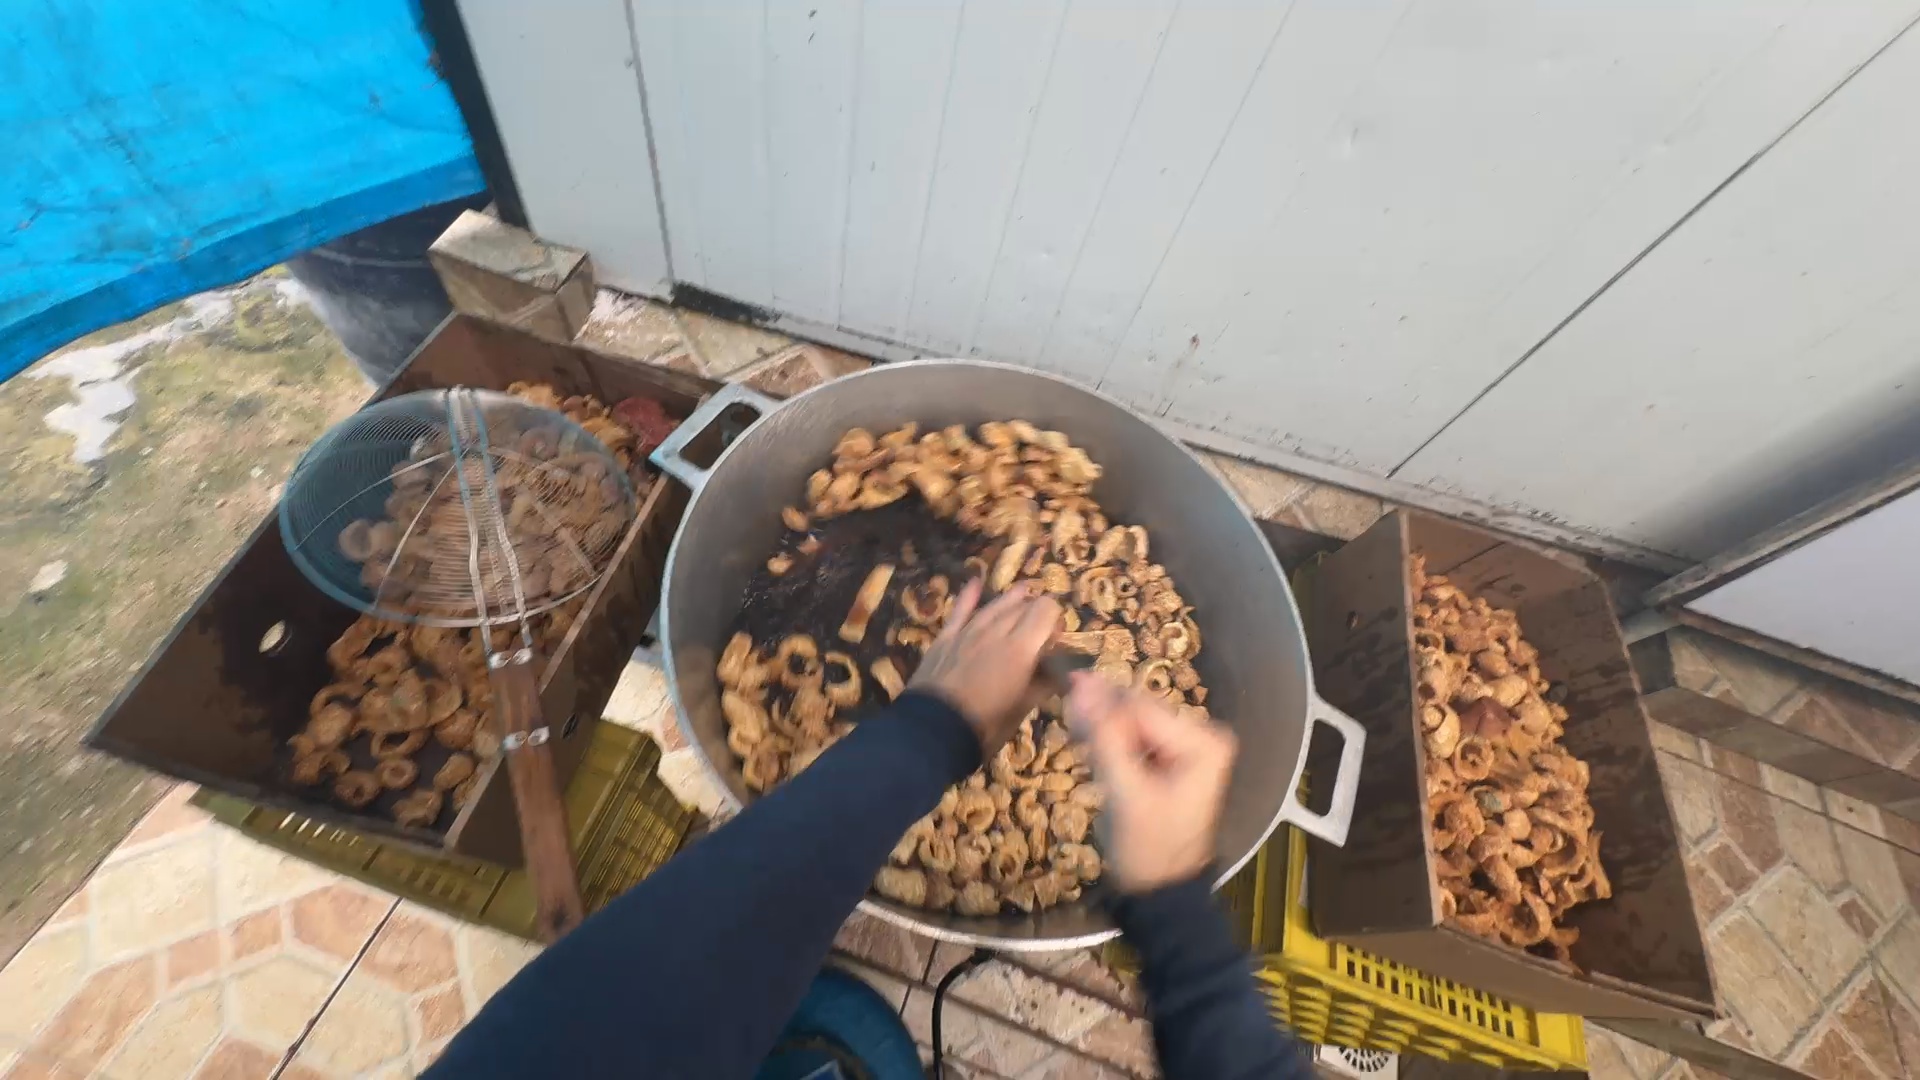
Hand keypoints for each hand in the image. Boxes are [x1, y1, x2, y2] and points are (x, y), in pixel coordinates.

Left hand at [909, 579, 1060, 754]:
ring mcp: (968, 630)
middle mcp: (997, 630)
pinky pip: (960, 609)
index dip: (1056, 619)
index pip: (1047, 610)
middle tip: (1040, 634)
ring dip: (1012, 600)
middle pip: (1023, 605)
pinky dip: (969, 595)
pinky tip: (976, 581)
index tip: (1056, 640)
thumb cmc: (984, 725)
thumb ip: (1044, 684)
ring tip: (1023, 596)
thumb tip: (1063, 673)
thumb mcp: (1022, 709)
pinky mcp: (946, 636)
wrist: (932, 730)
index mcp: (1021, 648)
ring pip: (996, 604)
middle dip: (1037, 613)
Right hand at [1068, 674, 1236, 893]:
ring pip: (1129, 716)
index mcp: (1203, 742)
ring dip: (1099, 725)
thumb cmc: (1149, 849)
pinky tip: (1090, 749)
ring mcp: (1185, 742)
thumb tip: (1081, 683)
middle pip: (1135, 707)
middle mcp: (1200, 733)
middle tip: (1070, 725)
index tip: (1066, 695)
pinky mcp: (1168, 752)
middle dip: (1100, 715)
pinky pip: (1131, 731)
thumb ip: (1106, 737)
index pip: (1141, 707)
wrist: (1160, 891)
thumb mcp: (1126, 793)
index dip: (1101, 703)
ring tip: (1079, 741)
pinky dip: (1107, 737)